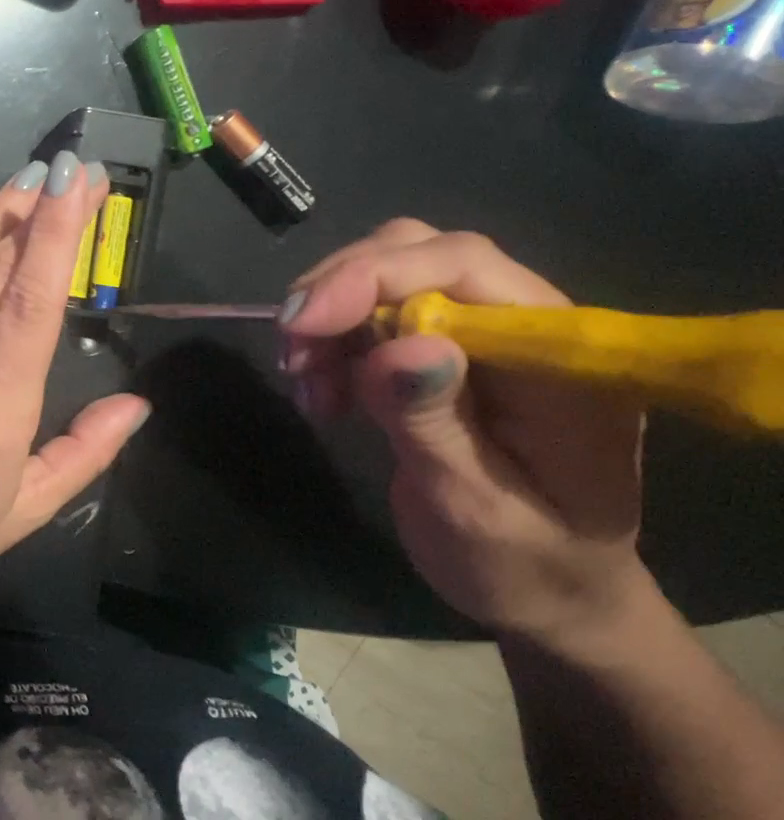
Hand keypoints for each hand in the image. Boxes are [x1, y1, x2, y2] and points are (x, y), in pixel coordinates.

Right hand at [278, 219, 650, 644]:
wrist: (544, 595)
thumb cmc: (522, 562)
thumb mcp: (475, 505)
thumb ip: (435, 421)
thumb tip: (399, 345)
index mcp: (557, 352)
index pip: (463, 265)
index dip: (374, 274)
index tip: (303, 321)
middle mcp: (522, 324)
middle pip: (418, 253)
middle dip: (341, 290)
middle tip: (292, 348)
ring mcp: (481, 335)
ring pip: (385, 277)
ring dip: (328, 322)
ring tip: (306, 386)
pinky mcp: (443, 352)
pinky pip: (371, 317)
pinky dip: (330, 344)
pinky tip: (321, 394)